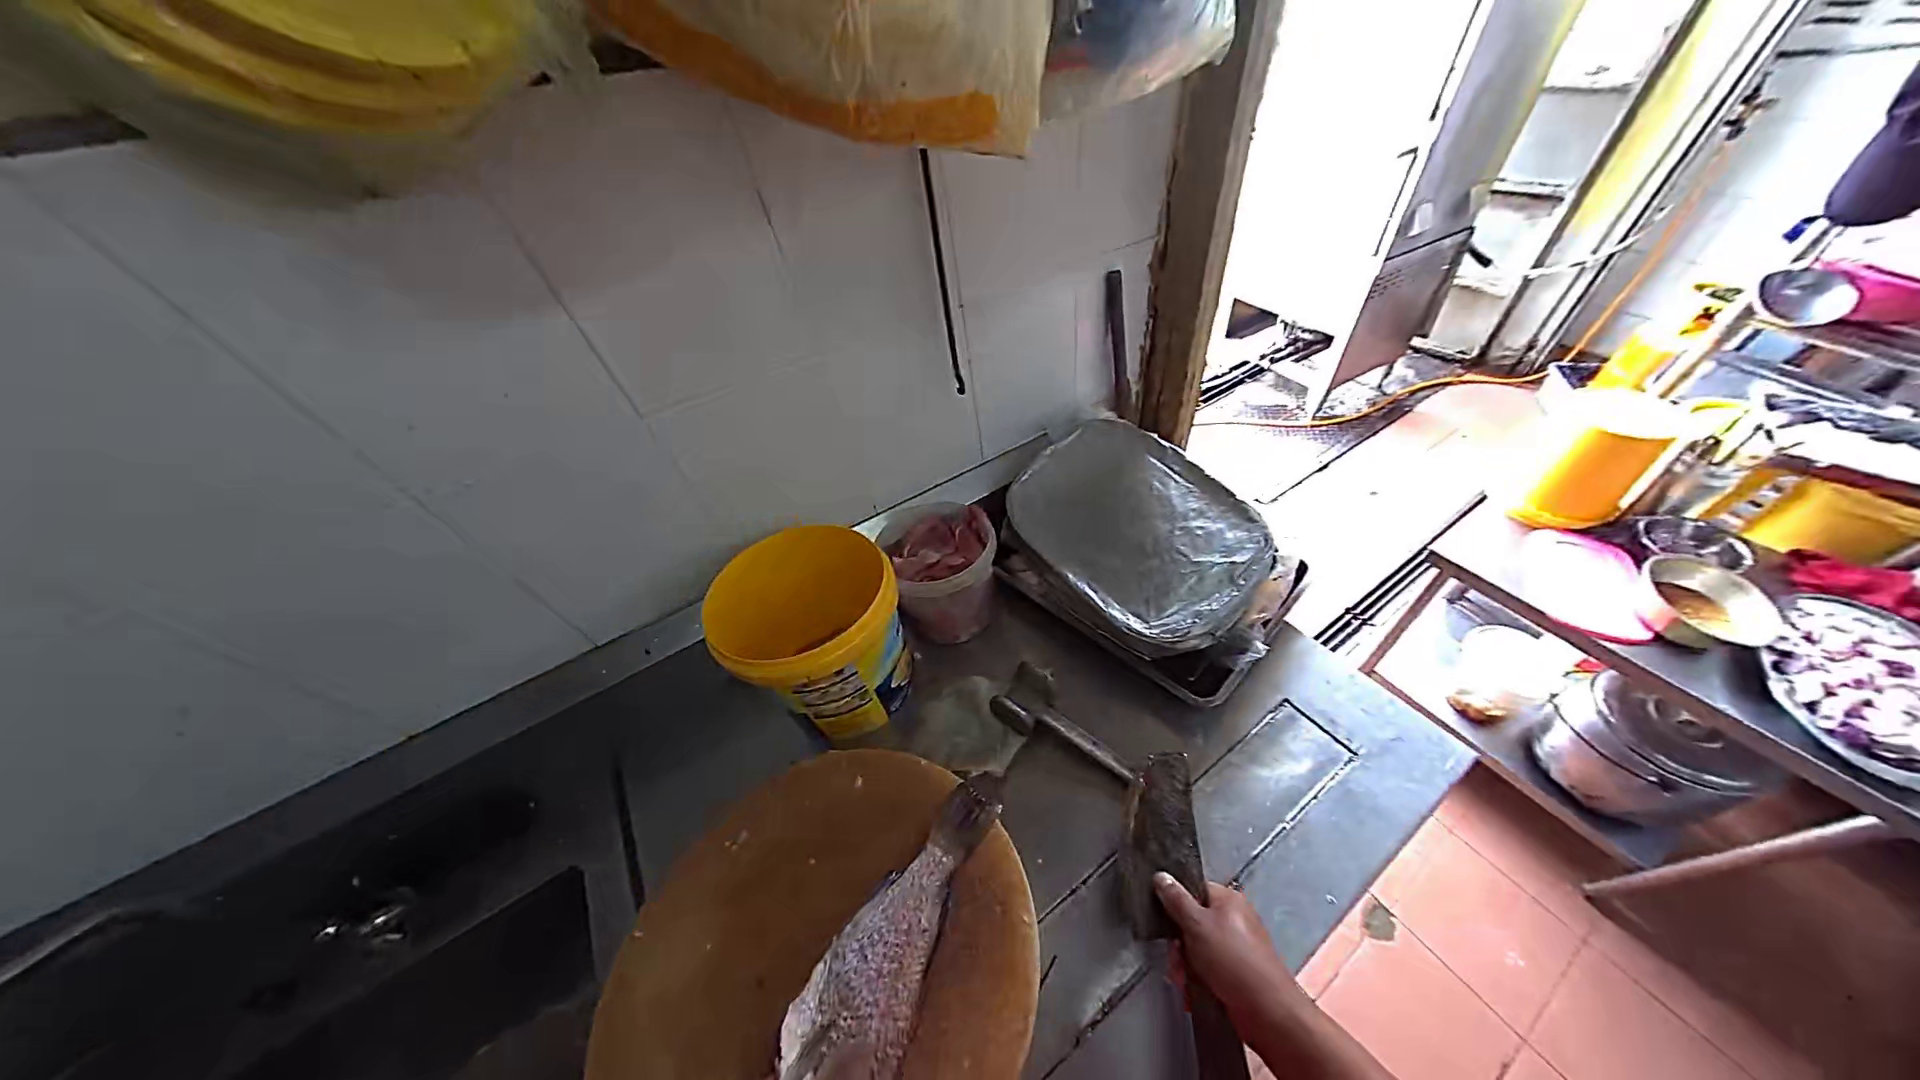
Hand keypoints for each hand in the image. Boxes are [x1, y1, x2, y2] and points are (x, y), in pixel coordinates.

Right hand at [1152, 873, 1306, 1023]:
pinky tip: (1194, 990)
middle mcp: (1233, 920)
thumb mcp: (1196, 924)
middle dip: (1179, 944)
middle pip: (1192, 922)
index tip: (1164, 918)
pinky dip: (1198, 978)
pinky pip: (1208, 968)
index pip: (1193, 889)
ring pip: (1197, 948)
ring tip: (1185, 980)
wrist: (1268, 1013)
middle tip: (1177, 958)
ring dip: (1186, 965)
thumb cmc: (1232, 960)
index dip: (1175, 902)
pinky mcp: (1237, 973)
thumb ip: (1175, 899)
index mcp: (1228, 899)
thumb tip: (1160, 875)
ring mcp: (1236, 948)